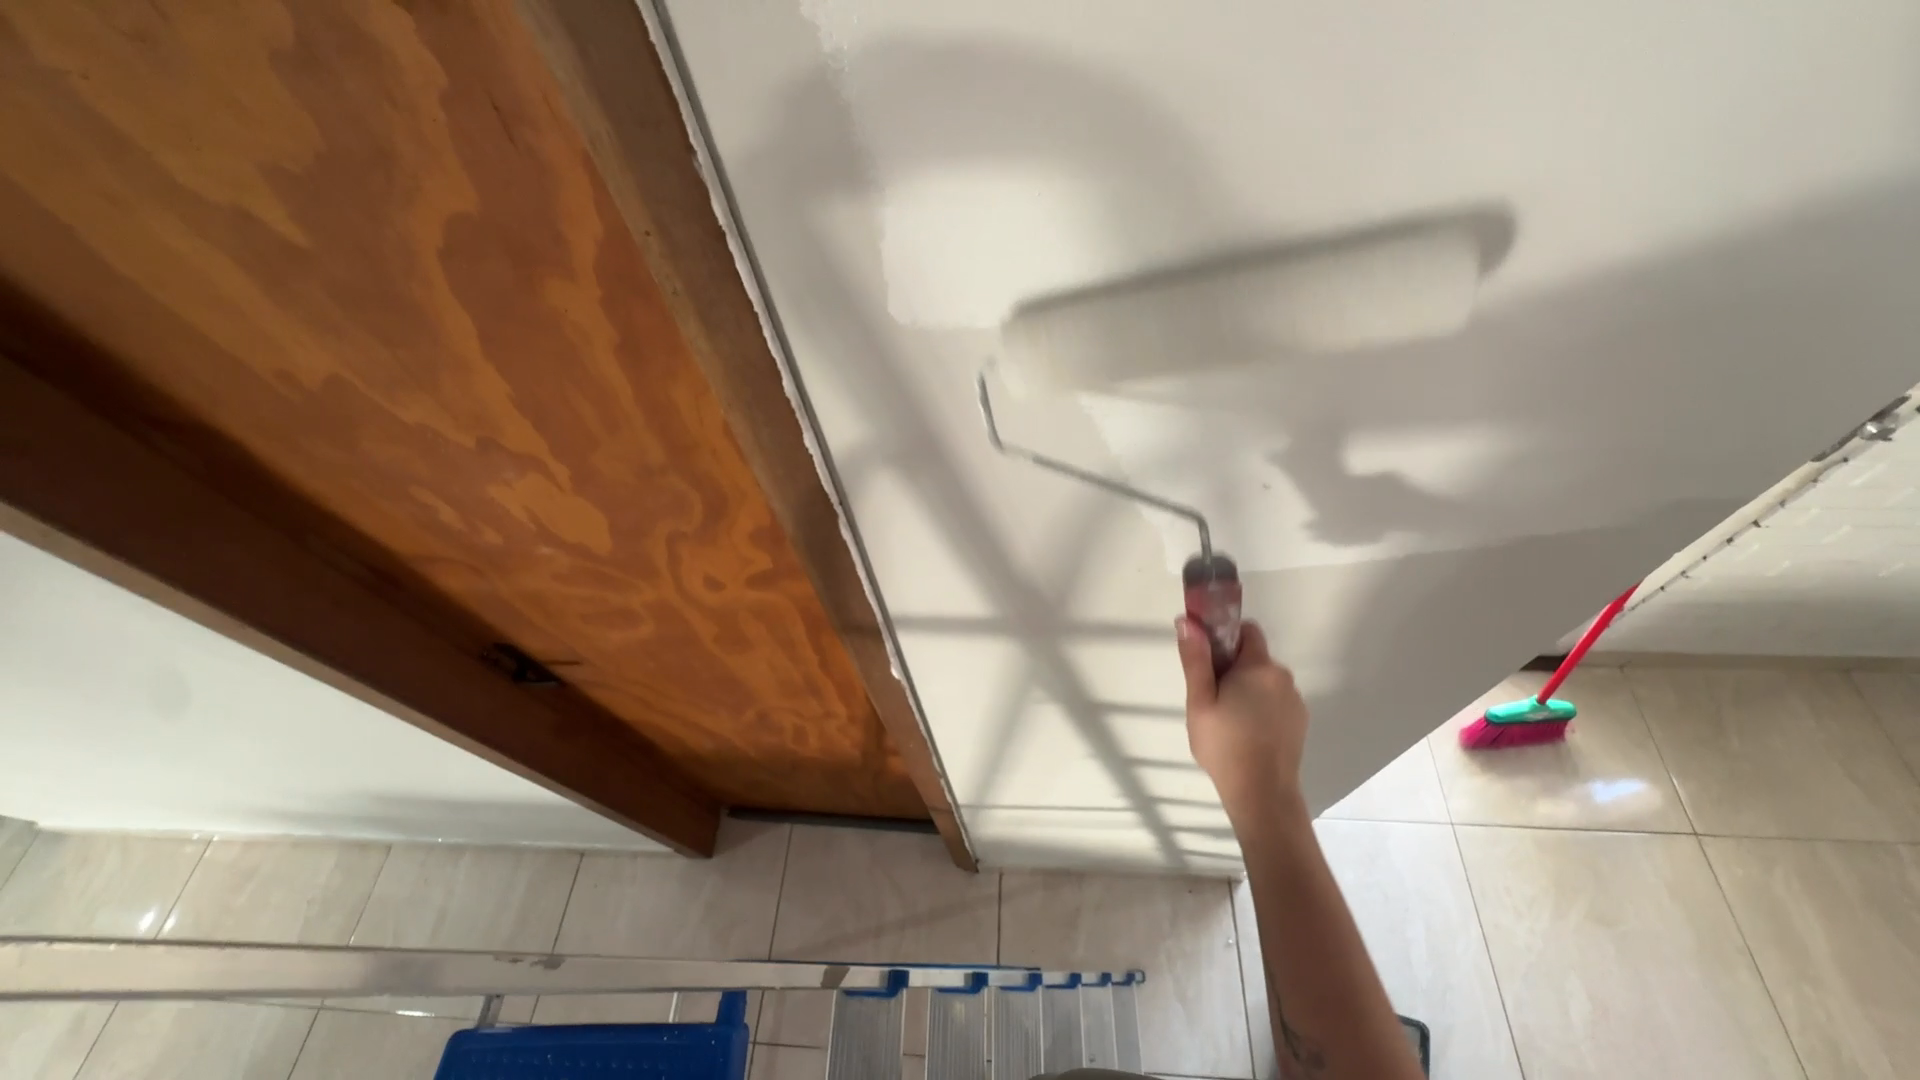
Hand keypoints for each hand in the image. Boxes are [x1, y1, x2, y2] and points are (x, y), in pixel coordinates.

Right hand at [1176, 617, 1309, 812]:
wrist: (1262, 793)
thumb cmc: (1224, 745)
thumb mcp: (1199, 702)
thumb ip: (1195, 659)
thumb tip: (1187, 621)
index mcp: (1258, 666)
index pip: (1246, 630)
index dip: (1224, 638)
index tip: (1207, 661)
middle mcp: (1282, 677)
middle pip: (1253, 658)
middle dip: (1232, 669)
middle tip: (1210, 699)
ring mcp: (1294, 701)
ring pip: (1264, 682)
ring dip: (1247, 690)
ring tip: (1226, 721)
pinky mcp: (1299, 722)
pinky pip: (1275, 702)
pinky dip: (1260, 709)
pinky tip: (1246, 734)